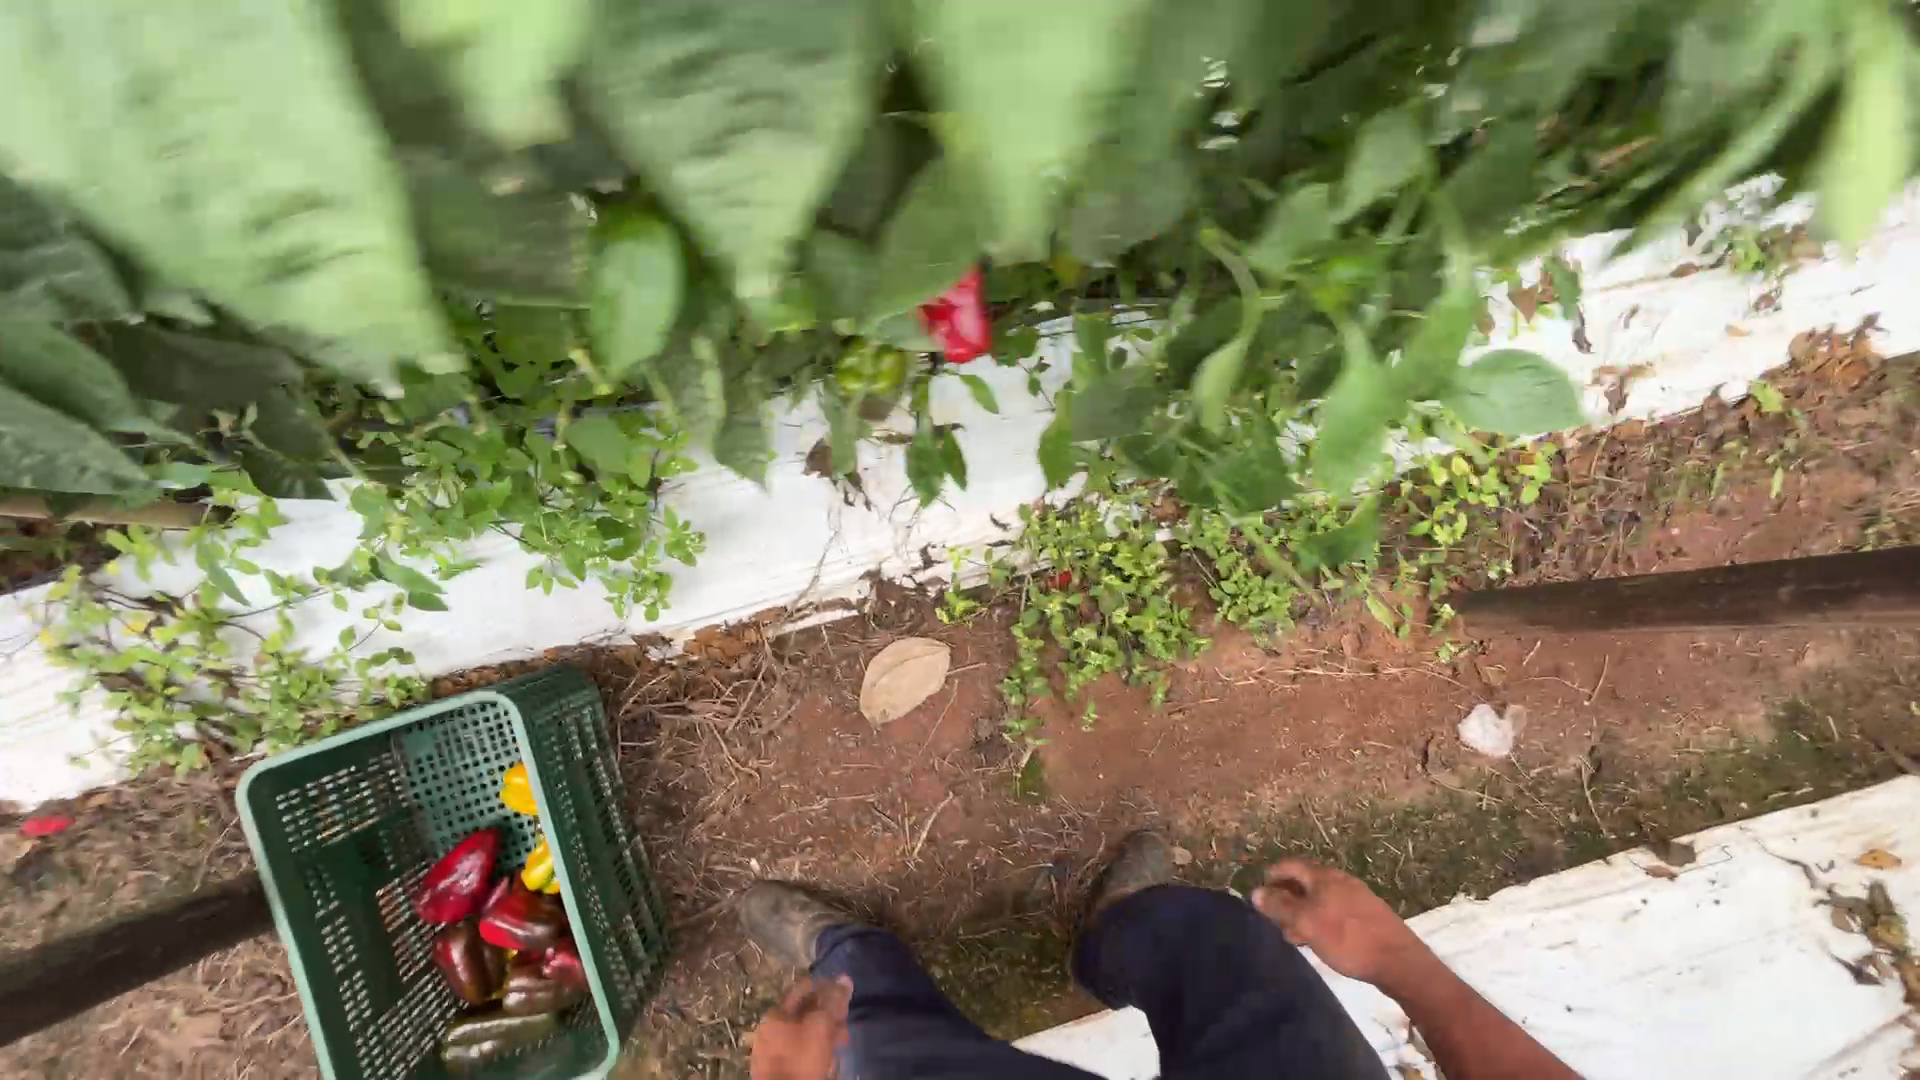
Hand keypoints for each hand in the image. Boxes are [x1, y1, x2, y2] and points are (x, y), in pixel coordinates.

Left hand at [750, 976, 852, 1079]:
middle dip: (828, 1012)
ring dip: (826, 1032)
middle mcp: (771, 1029)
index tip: (844, 992)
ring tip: (843, 1038)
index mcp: (775, 1014)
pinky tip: (830, 1056)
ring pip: (805, 1033)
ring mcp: (774, 1051)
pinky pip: (803, 1051)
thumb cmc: (801, 1059)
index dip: (826, 987)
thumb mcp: (821, 1025)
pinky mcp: (782, 1070)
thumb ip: (834, 1000)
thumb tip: (845, 978)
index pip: (804, 988)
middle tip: (845, 1017)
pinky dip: (818, 1049)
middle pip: (805, 1011)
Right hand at [1252, 858, 1429, 987]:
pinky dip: (1323, 918)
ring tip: (1297, 935)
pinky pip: (1337, 910)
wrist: (1401, 962)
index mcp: (1323, 876)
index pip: (1289, 865)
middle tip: (1277, 919)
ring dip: (1305, 911)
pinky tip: (1324, 939)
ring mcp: (1358, 896)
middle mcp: (1340, 880)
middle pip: (1306, 881)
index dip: (1272, 875)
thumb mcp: (1306, 923)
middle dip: (1288, 897)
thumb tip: (1255, 892)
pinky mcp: (1371, 915)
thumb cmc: (1347, 938)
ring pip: (1322, 898)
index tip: (1260, 892)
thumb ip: (1279, 906)